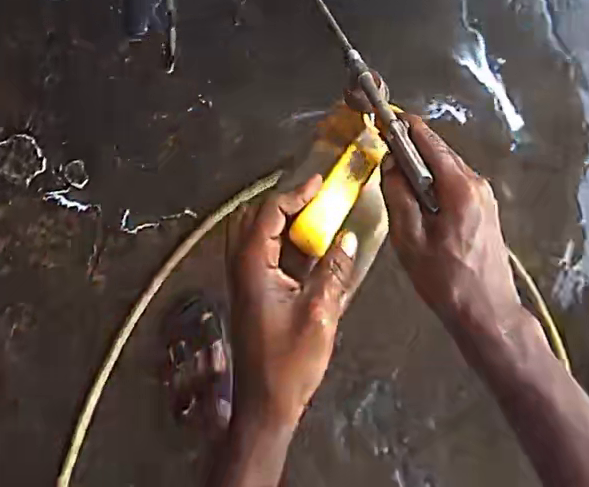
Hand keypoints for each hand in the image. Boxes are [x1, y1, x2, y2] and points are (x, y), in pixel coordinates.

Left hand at [225, 174, 359, 428]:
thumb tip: (348, 237)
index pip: (270, 211)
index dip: (295, 193)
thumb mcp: (319, 314)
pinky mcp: (248, 290)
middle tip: (313, 197)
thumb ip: (333, 271)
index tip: (319, 183)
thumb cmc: (289, 362)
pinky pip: (258, 249)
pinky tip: (305, 247)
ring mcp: (241, 276)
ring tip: (311, 215)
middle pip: (255, 214)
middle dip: (284, 200)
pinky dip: (278, 238)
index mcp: (252, 263)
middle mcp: (240, 263)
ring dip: (279, 218)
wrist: (264, 405)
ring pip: (253, 230)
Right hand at [382, 116, 523, 338]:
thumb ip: (397, 194)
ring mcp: (484, 196)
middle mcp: (477, 184)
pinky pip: (454, 180)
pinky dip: (433, 178)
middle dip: (409, 144)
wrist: (489, 317)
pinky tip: (417, 194)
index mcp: (459, 187)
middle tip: (382, 145)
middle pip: (438, 149)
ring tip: (395, 172)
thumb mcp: (409, 238)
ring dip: (420, 163)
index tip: (382, 119)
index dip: (402, 126)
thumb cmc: (447, 282)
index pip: (428, 140)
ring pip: (446, 164)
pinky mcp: (485, 208)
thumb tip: (391, 163)